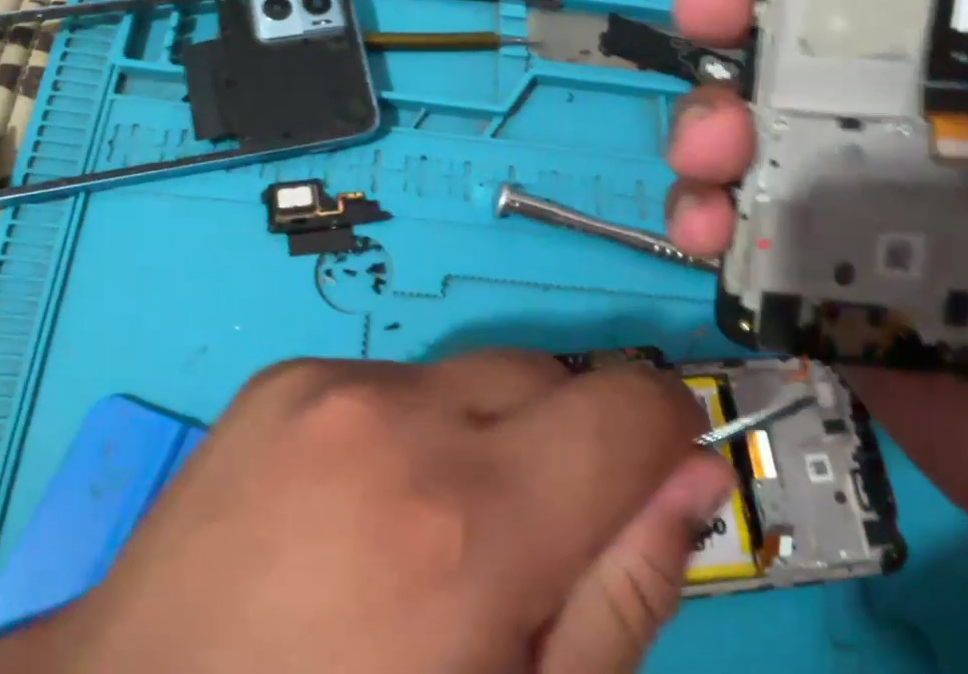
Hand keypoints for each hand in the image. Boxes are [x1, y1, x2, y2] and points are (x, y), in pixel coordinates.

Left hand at [14, 354, 733, 673]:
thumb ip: (623, 591)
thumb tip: (687, 476)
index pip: (632, 404)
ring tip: (423, 525)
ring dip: (480, 433)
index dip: (664, 435)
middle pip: (552, 375)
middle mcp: (398, 423)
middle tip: (520, 535)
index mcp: (471, 522)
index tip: (651, 478)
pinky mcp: (280, 379)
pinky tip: (357, 502)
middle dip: (566, 440)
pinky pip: (392, 377)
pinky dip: (405, 426)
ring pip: (471, 375)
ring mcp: (328, 388)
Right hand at [664, 0, 967, 558]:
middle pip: (810, 54)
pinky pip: (741, 239)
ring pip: (755, 139)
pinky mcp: (815, 286)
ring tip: (708, 159)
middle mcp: (931, 133)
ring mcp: (860, 211)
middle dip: (744, 27)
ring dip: (708, 129)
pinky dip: (704, 224)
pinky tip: (703, 238)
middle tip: (711, 25)